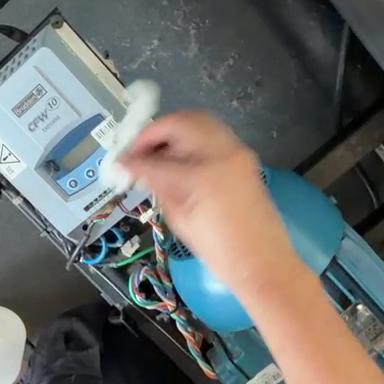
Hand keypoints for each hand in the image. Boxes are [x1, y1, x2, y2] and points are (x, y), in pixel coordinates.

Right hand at [118, 113, 312, 300]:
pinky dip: (192, 138)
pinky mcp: (245, 157)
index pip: (155, 158)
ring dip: (174, 132)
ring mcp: (236, 151)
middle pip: (179, 123)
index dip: (133, 159)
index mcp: (201, 174)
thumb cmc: (219, 251)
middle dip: (154, 133)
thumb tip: (139, 170)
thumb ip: (159, 187)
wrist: (264, 262)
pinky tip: (180, 158)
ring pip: (198, 121)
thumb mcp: (180, 219)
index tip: (120, 163)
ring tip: (158, 153)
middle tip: (139, 150)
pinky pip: (213, 134)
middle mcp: (221, 153)